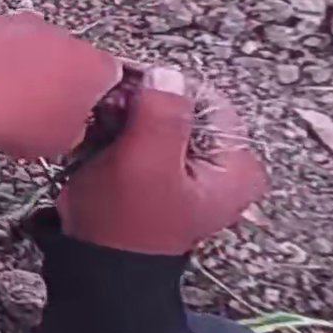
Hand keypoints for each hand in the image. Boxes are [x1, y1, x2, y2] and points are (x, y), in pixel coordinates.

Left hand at [0, 13, 120, 158]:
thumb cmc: (10, 117)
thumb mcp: (59, 143)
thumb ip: (79, 128)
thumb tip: (73, 121)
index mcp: (91, 64)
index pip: (112, 76)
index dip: (97, 97)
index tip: (81, 113)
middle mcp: (61, 34)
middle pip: (71, 57)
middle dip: (61, 79)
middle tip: (43, 108)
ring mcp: (22, 22)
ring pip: (35, 46)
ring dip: (27, 65)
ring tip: (7, 96)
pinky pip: (1, 41)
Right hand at [56, 67, 265, 255]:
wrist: (96, 259)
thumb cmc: (126, 221)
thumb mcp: (146, 163)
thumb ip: (161, 114)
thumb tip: (166, 72)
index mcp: (235, 165)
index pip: (203, 97)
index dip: (161, 87)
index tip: (125, 92)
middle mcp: (216, 163)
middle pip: (176, 104)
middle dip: (137, 102)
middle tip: (108, 114)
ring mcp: (183, 166)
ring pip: (152, 114)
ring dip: (120, 113)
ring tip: (100, 128)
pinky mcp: (153, 167)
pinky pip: (136, 129)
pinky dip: (115, 126)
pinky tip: (97, 137)